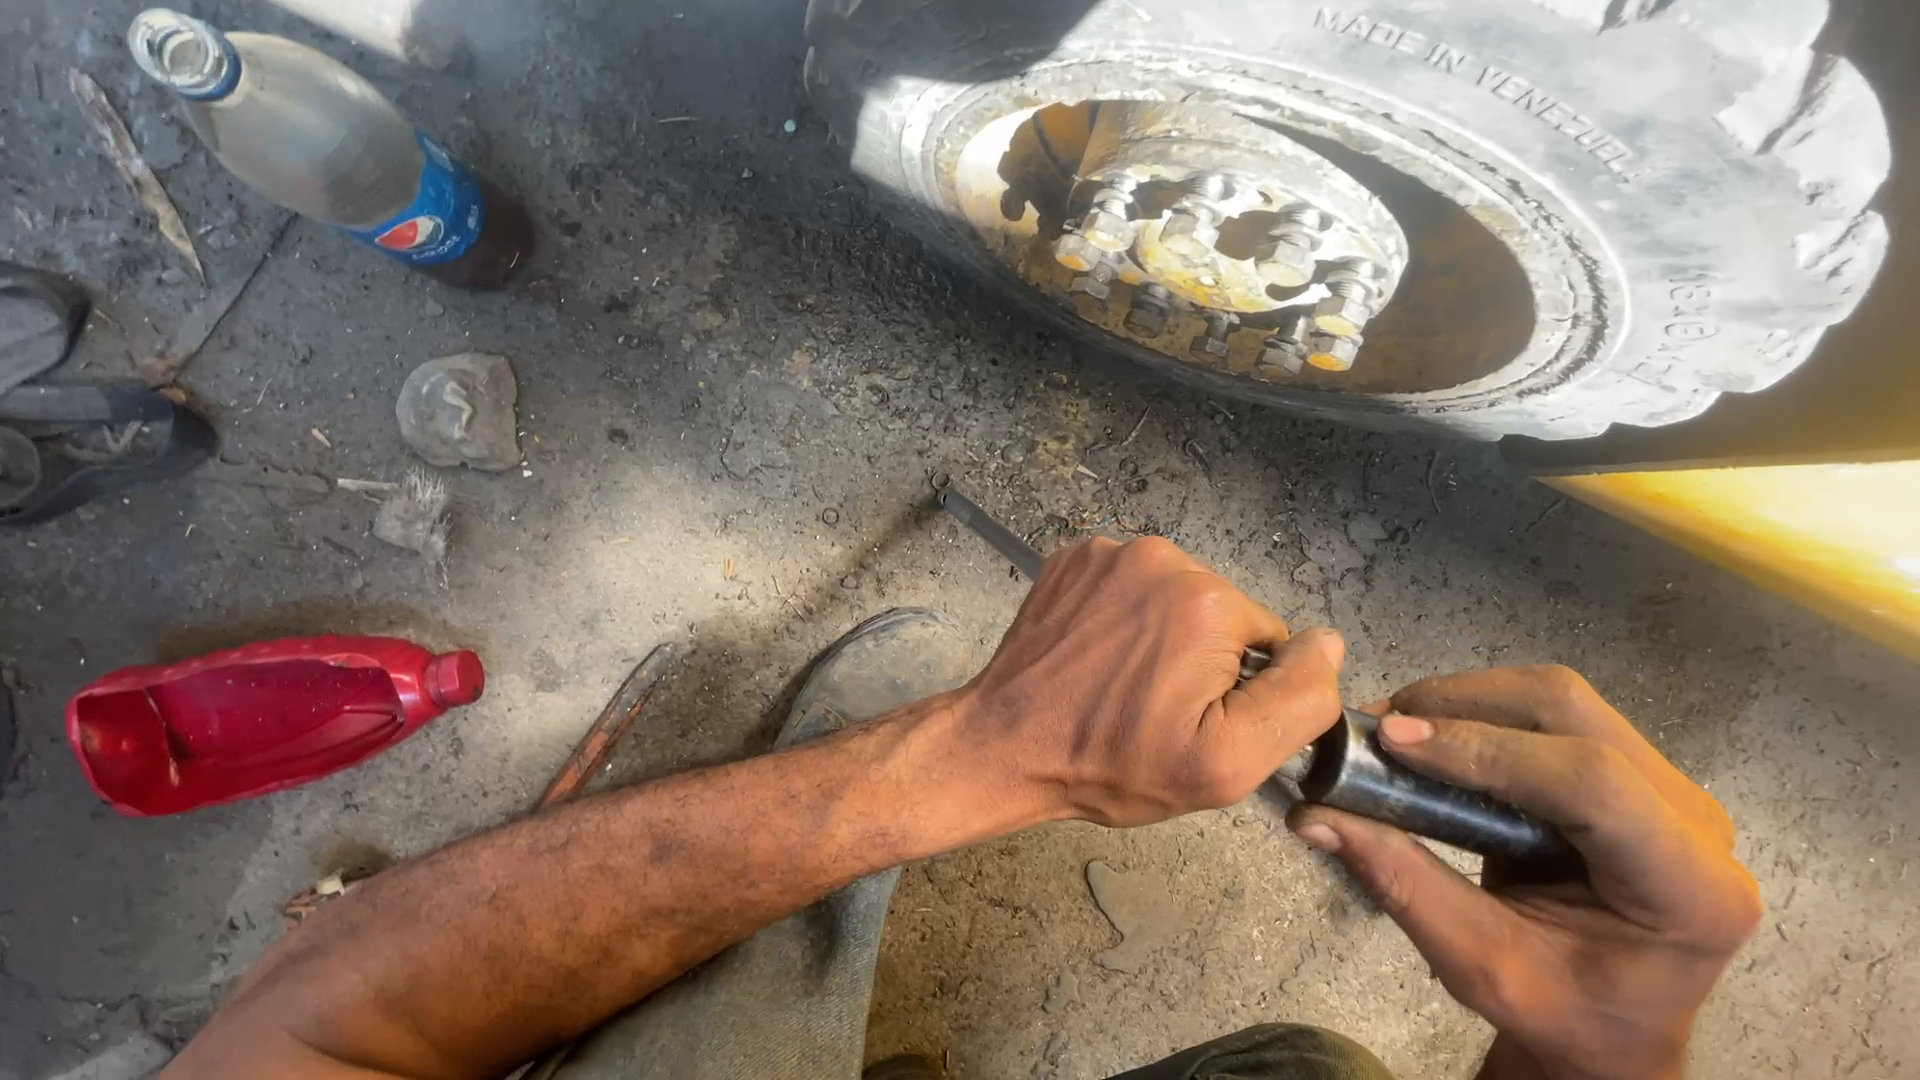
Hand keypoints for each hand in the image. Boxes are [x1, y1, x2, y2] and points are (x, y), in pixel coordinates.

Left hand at [957, 535, 1344, 827]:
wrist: (1004, 744)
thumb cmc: (1112, 761)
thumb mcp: (1227, 761)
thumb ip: (1298, 699)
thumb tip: (1327, 643)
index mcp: (1206, 600)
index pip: (1267, 639)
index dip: (1240, 688)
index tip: (1192, 716)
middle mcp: (1159, 556)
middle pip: (1218, 612)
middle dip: (1200, 657)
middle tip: (1153, 704)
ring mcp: (1107, 551)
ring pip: (1172, 596)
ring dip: (1159, 634)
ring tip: (1118, 681)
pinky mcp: (1070, 558)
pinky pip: (1125, 584)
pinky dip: (1120, 615)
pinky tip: (1094, 655)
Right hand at [1287, 666, 1760, 1079]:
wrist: (1612, 1026)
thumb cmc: (1561, 1013)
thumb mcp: (1477, 966)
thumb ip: (1403, 884)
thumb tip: (1313, 815)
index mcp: (1687, 888)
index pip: (1590, 781)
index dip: (1483, 748)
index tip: (1390, 740)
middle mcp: (1693, 820)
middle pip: (1569, 711)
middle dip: (1461, 704)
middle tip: (1378, 729)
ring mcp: (1665, 785)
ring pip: (1555, 697)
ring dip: (1462, 699)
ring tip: (1395, 731)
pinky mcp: (1629, 769)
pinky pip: (1545, 711)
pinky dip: (1473, 710)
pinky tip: (1430, 736)